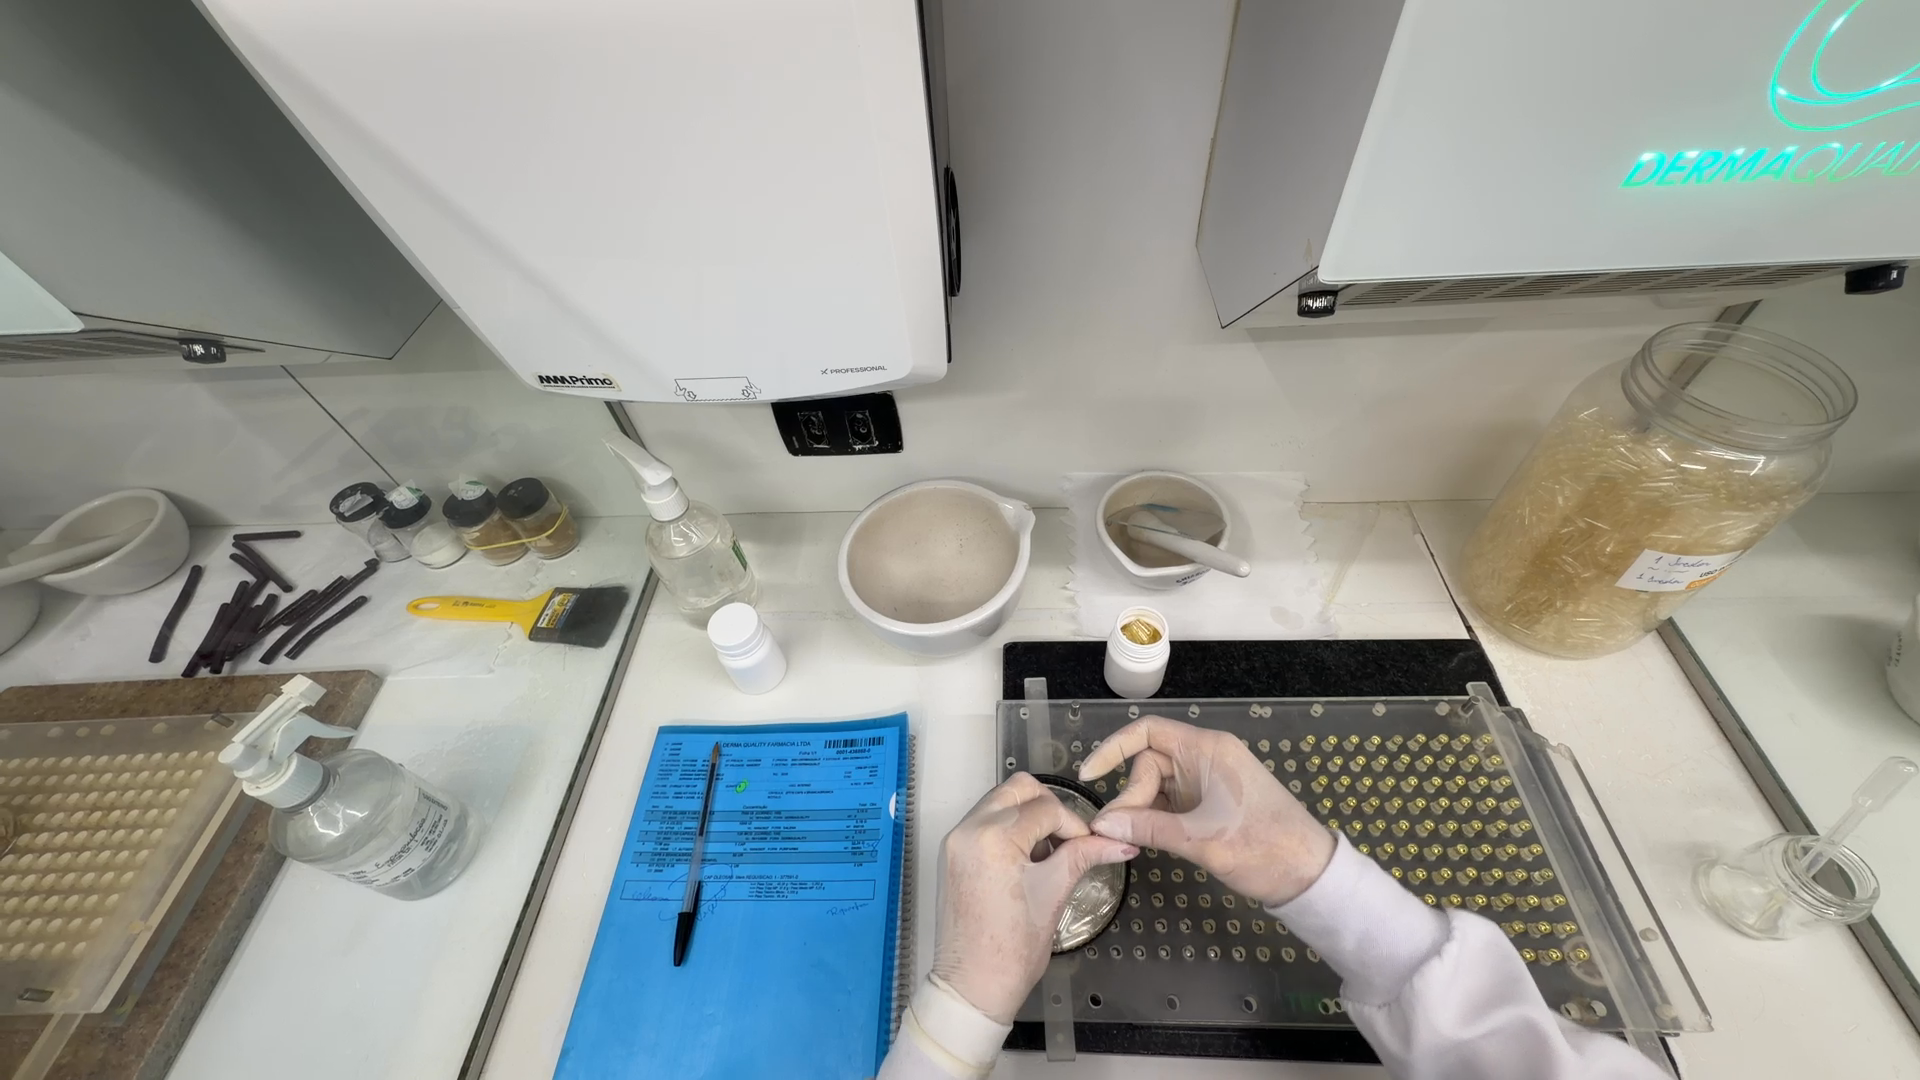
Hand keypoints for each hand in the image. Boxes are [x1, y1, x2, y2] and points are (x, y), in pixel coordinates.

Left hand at [930, 773, 1138, 1023]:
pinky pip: (985, 818)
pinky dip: (1008, 826)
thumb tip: (1120, 843)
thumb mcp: (1054, 894)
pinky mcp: (952, 850)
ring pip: (1000, 800)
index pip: (1046, 808)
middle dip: (1049, 807)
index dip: (1074, 825)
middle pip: (1018, 788)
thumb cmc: (1014, 948)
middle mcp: (969, 827)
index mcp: (994, 836)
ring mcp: (956, 837)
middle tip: (1068, 838)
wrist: (972, 987)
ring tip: (1046, 852)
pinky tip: (1025, 858)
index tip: (1089, 846)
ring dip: (1028, 814)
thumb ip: (1084, 857)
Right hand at [1078, 716, 1334, 907]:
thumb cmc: (1263, 849)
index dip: (1113, 748)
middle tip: (1118, 830)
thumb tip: (1100, 823)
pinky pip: (1171, 802)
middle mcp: (1205, 758)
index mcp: (1207, 750)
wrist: (1313, 880)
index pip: (1147, 733)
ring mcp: (1208, 782)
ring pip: (1157, 786)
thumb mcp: (1201, 840)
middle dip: (1131, 795)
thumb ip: (1148, 827)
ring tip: (1133, 839)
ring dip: (1142, 810)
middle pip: (1149, 763)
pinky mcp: (1210, 804)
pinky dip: (1156, 819)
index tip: (1089, 775)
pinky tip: (1148, 840)